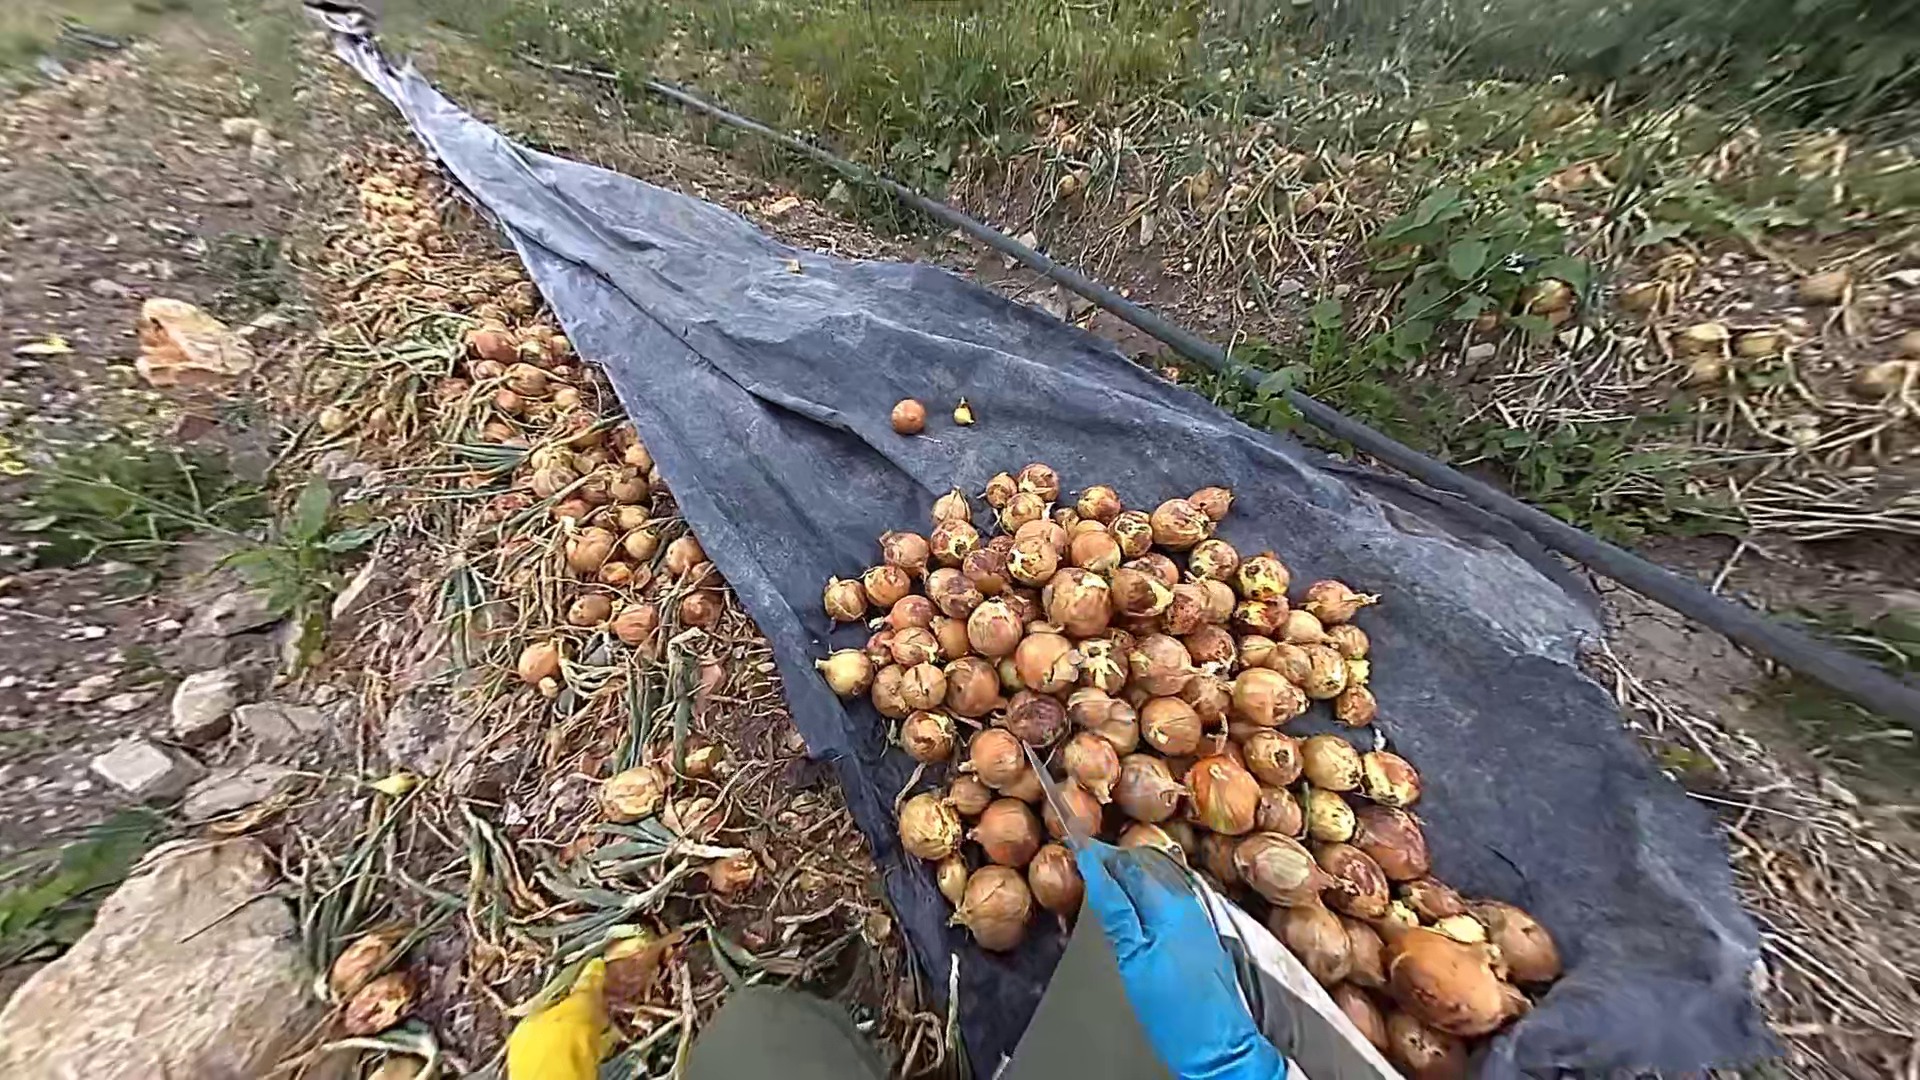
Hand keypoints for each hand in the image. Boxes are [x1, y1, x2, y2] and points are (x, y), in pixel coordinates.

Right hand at [1075, 842, 1286, 1079]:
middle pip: (1140, 863)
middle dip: (1110, 859)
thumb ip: (1114, 910)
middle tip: (1081, 860)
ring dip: (1125, 871)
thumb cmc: (1176, 1013)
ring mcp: (1195, 913)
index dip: (1097, 852)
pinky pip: (1164, 891)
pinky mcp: (1199, 928)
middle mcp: (1185, 899)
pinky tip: (1128, 900)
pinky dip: (1141, 887)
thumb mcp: (1133, 960)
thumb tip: (1092, 868)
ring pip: (1153, 875)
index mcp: (1168, 902)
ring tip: (1099, 877)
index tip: (1073, 844)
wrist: (1224, 1052)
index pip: (1125, 862)